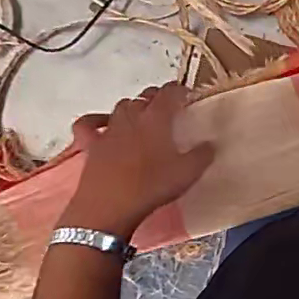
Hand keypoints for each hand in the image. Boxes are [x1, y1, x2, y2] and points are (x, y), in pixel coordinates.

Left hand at [60, 84, 215, 237]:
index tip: (188, 95)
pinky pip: (88, 124)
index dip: (180, 90)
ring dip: (134, 107)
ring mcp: (108, 130)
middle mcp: (131, 117)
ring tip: (144, 117)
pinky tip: (104, 124)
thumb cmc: (152, 186)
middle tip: (169, 108)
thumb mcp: (188, 173)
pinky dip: (96, 120)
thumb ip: (202, 155)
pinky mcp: (90, 145)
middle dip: (157, 98)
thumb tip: (210, 144)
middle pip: (144, 97)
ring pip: (121, 107)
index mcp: (156, 118)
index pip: (169, 93)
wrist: (109, 207)